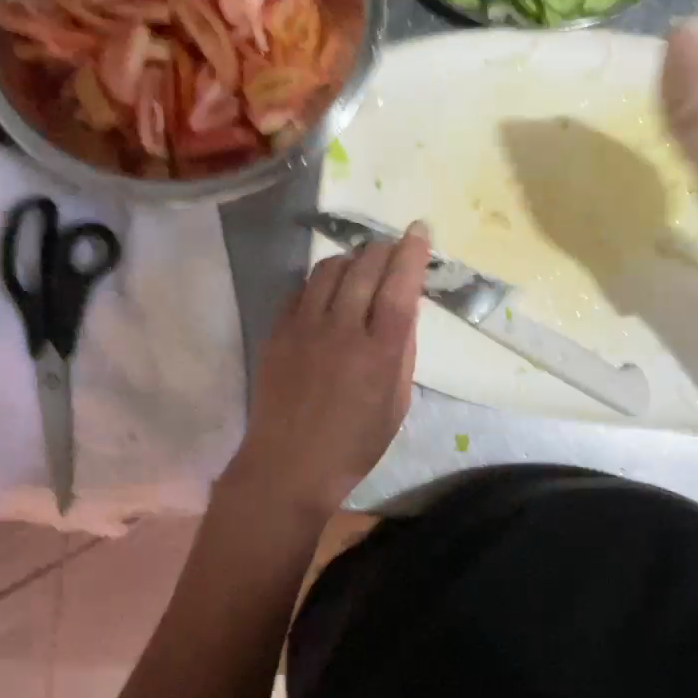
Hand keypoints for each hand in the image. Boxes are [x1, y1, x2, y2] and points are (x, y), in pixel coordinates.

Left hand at [227, 223, 430, 515]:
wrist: (287, 466)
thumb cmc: (353, 445)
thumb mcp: (396, 405)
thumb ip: (403, 352)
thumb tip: (406, 310)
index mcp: (379, 353)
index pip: (399, 287)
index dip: (412, 254)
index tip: (419, 231)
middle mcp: (342, 331)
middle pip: (365, 268)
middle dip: (383, 248)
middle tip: (393, 246)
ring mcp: (304, 329)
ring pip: (329, 270)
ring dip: (352, 258)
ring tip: (362, 263)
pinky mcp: (277, 333)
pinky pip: (301, 289)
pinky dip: (322, 280)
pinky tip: (330, 289)